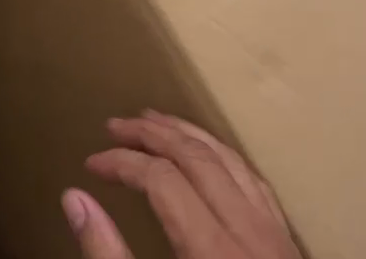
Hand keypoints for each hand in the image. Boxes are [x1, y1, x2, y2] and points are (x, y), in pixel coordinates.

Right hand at [62, 112, 300, 258]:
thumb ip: (109, 257)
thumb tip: (73, 197)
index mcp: (214, 252)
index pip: (162, 177)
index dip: (122, 162)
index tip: (90, 166)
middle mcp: (251, 236)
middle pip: (196, 156)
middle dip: (151, 134)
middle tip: (113, 125)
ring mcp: (279, 242)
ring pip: (231, 161)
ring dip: (189, 134)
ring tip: (154, 120)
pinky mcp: (292, 253)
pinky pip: (256, 183)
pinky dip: (223, 157)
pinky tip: (207, 157)